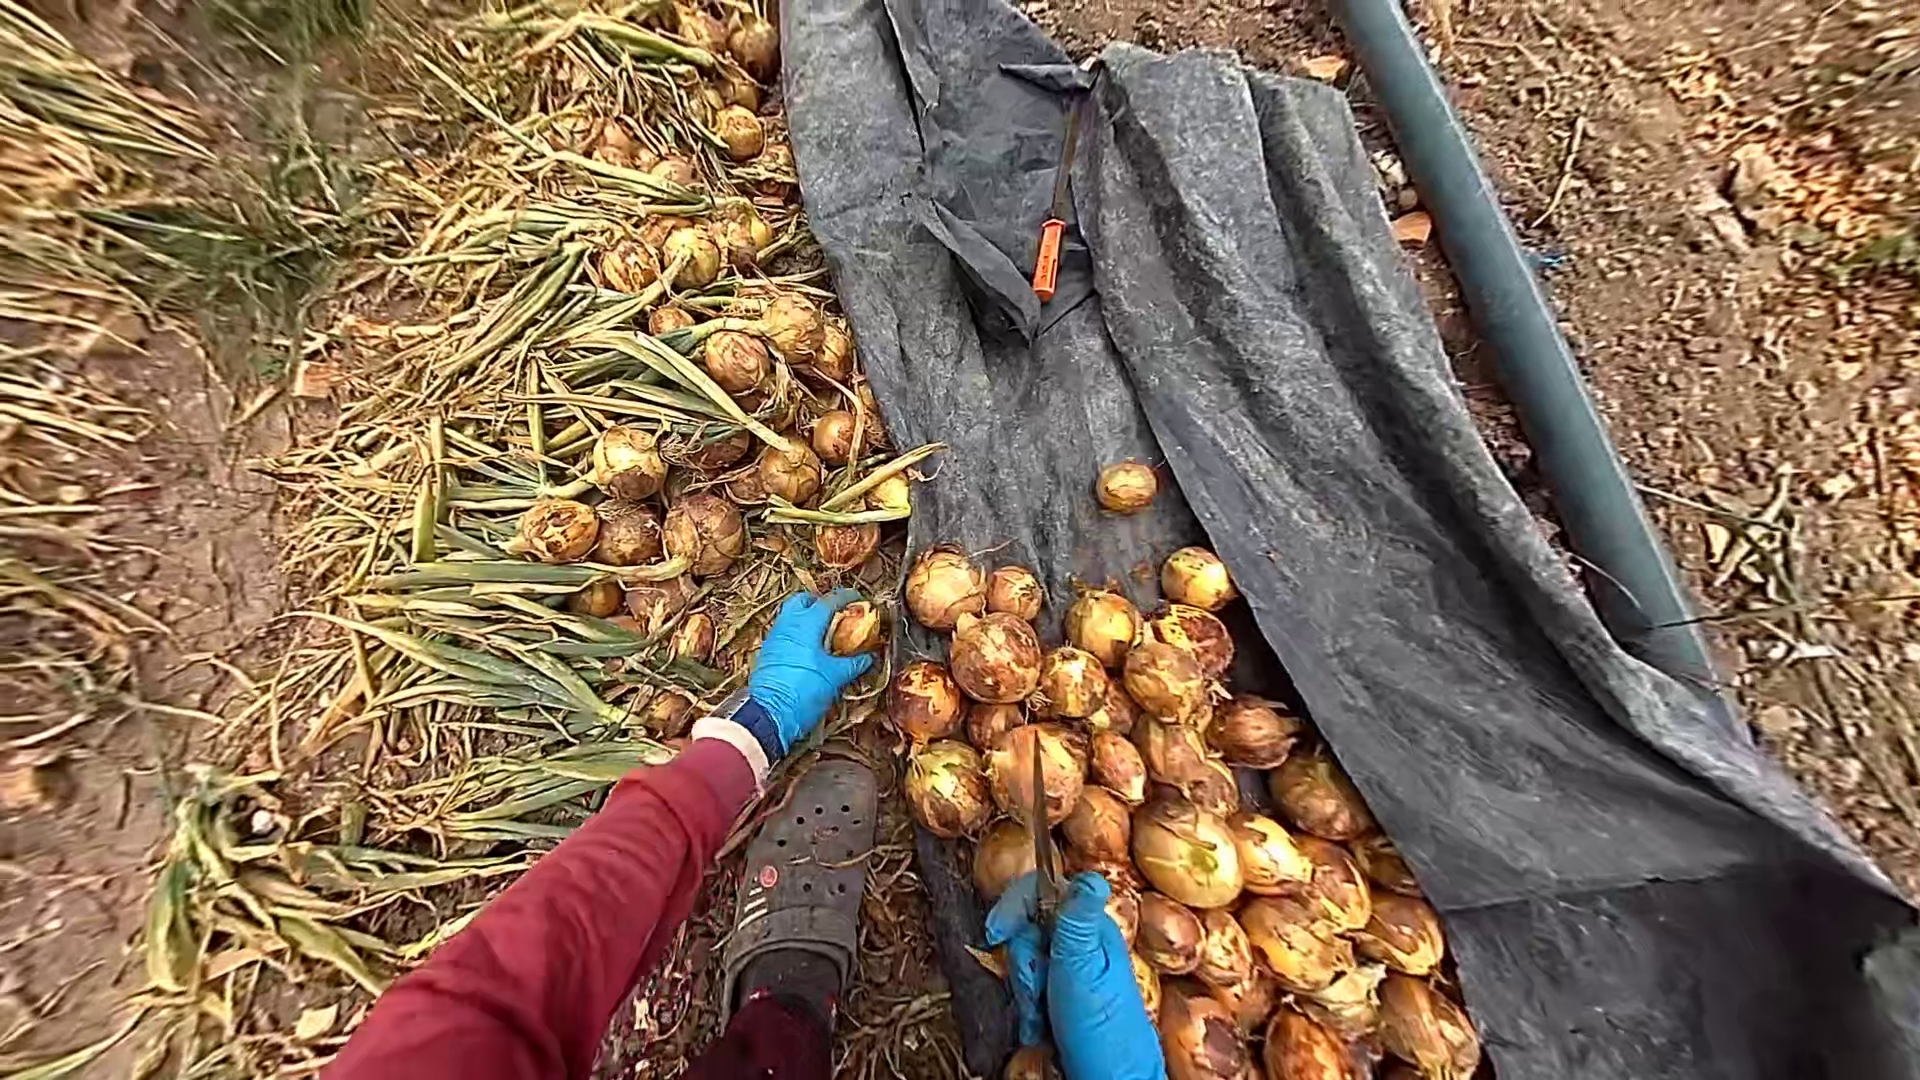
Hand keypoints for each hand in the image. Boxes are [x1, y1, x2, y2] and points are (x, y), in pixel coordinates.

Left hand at [747, 589, 874, 752]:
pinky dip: (799, 633)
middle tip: (837, 614)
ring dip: (808, 617)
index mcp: (806, 624)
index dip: (846, 598)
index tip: (859, 600)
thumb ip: (854, 663)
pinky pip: (785, 632)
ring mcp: (775, 637)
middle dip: (820, 602)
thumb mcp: (836, 676)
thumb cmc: (805, 689)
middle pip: (803, 600)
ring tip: (826, 632)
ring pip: (791, 615)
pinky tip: (811, 649)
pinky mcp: (768, 652)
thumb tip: (869, 657)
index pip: (829, 601)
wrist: (769, 715)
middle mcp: (788, 624)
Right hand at [986, 872, 1165, 1079]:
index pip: (1043, 888)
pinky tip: (1039, 1027)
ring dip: (1025, 989)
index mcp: (1089, 925)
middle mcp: (1081, 940)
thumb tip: (1092, 874)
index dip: (1015, 904)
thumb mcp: (1084, 968)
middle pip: (1028, 924)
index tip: (996, 932)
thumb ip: (1078, 919)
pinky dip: (1027, 1007)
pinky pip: (1030, 986)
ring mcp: (1071, 968)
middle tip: (1036, 991)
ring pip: (1025, 956)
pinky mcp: (1061, 995)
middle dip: (1023, 959)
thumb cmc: (1101, 1030)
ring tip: (1040, 1016)